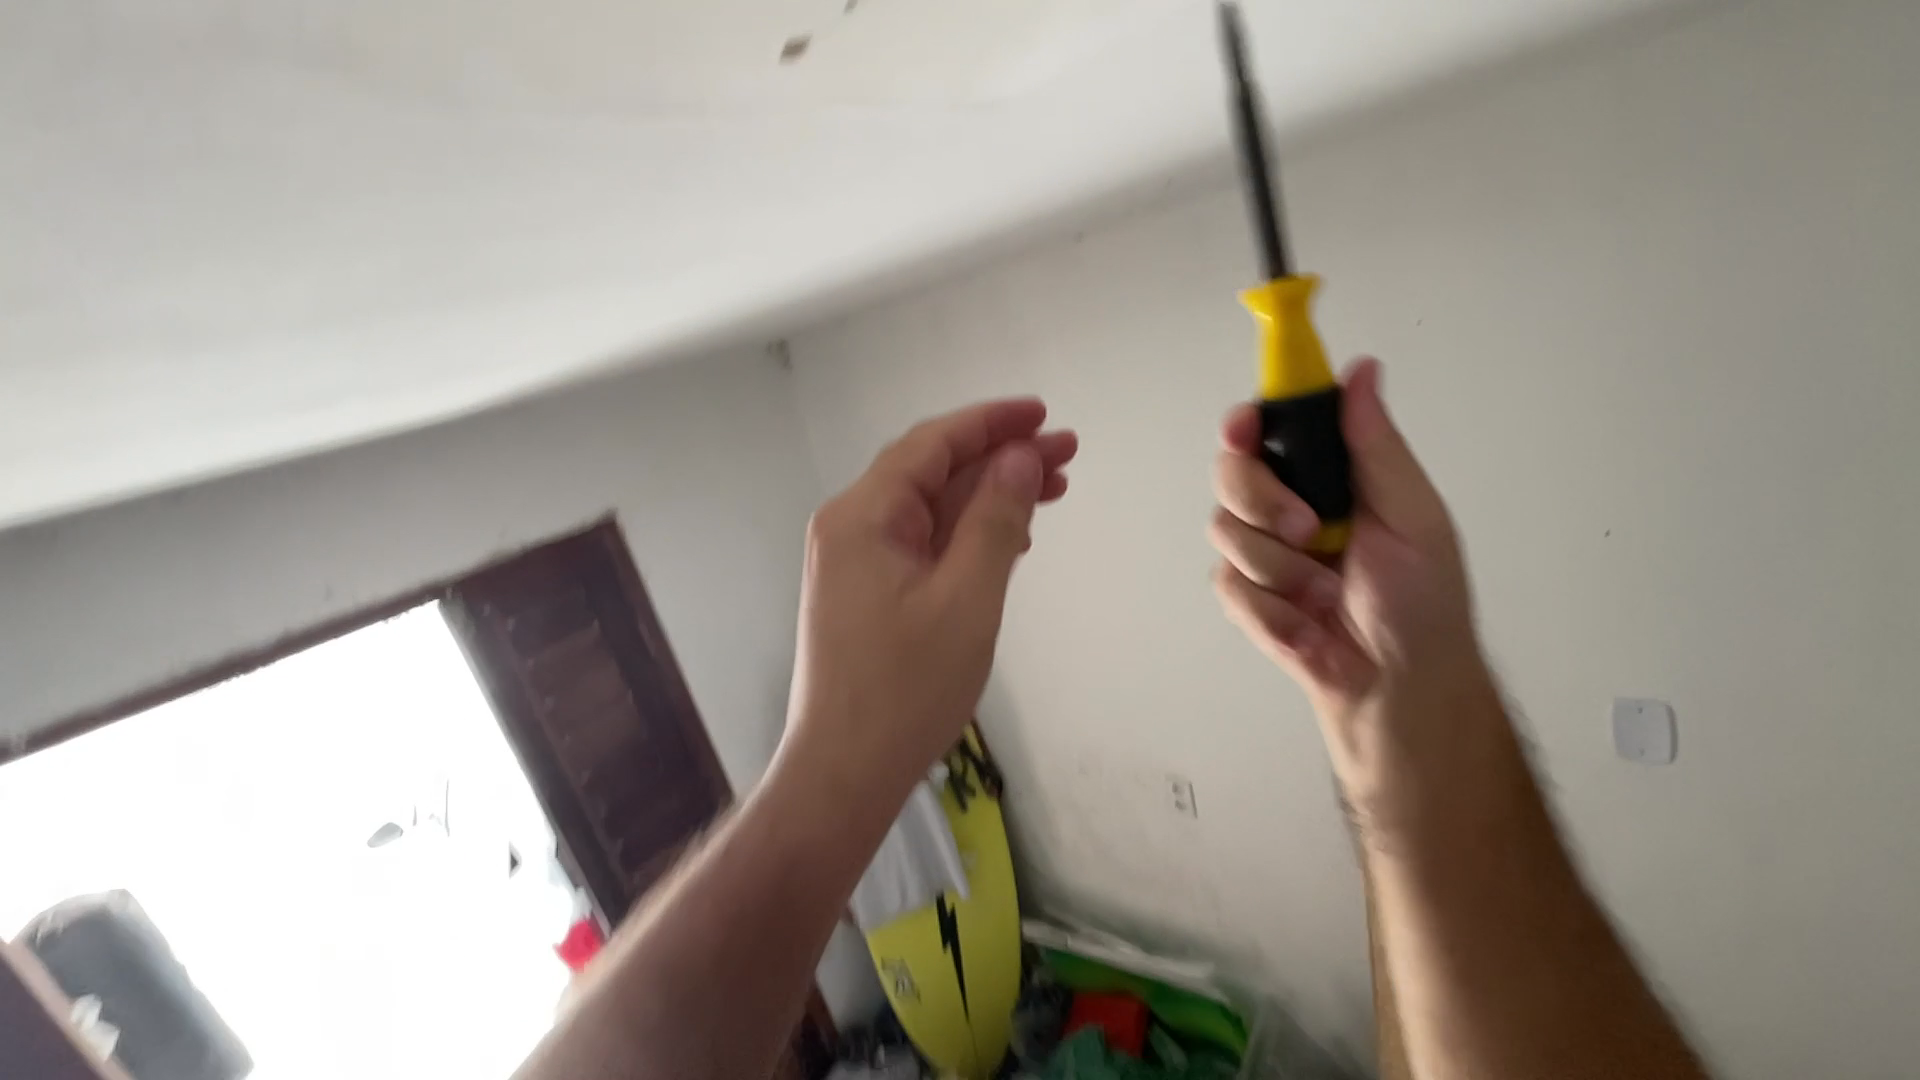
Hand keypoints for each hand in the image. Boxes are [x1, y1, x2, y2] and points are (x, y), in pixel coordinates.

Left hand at [785, 398, 1075, 799]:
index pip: (932, 444)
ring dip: (988, 497)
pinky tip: (1009, 538)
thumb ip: (996, 519)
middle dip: (1000, 460)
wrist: (845, 770)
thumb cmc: (907, 688)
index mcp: (863, 515)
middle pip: (933, 473)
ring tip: (1052, 490)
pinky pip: (922, 544)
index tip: (1044, 415)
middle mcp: (851, 526)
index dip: (991, 423)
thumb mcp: (967, 598)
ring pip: (931, 509)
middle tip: (1067, 455)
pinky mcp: (866, 591)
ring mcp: (855, 561)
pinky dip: (966, 534)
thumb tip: (1019, 457)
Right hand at [1209, 358, 1495, 819]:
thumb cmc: (1421, 601)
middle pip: (1230, 473)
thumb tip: (1361, 369)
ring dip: (1281, 570)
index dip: (1248, 422)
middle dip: (1263, 502)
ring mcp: (1259, 554)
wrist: (1396, 689)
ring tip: (1326, 599)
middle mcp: (1284, 507)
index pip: (1270, 430)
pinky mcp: (1243, 598)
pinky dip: (1272, 613)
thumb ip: (1375, 447)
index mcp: (1327, 478)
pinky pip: (1229, 586)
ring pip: (1225, 532)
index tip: (1245, 428)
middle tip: (1310, 531)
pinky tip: (1309, 633)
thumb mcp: (1413, 516)